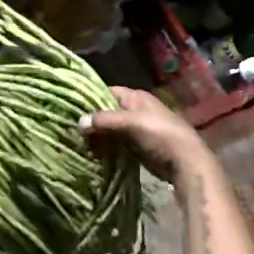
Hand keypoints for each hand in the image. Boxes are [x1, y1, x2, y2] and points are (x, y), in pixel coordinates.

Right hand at [80, 87, 211, 183]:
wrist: (186, 162)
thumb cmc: (161, 135)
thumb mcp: (133, 123)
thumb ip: (106, 120)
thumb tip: (79, 121)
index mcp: (137, 97)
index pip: (108, 91)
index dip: (90, 96)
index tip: (70, 105)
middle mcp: (136, 110)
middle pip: (109, 111)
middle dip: (92, 118)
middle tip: (67, 127)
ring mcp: (138, 129)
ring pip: (112, 129)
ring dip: (98, 135)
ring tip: (74, 141)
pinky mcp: (139, 147)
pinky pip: (117, 144)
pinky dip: (106, 147)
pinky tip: (91, 153)